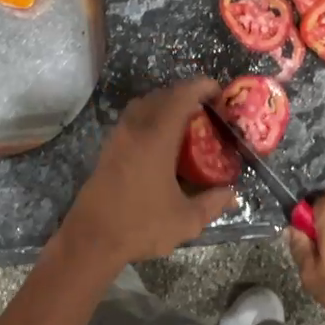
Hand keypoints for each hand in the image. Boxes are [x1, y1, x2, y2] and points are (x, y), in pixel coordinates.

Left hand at [56, 78, 238, 270]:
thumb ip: (212, 203)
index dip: (201, 87)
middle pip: (162, 95)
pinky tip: (162, 141)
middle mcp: (136, 128)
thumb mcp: (185, 220)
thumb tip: (232, 195)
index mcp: (156, 137)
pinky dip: (150, 117)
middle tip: (207, 110)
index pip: (181, 96)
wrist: (92, 237)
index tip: (219, 93)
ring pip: (143, 104)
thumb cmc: (141, 225)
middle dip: (186, 95)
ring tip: (186, 123)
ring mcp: (118, 136)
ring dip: (165, 104)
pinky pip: (132, 118)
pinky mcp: (108, 147)